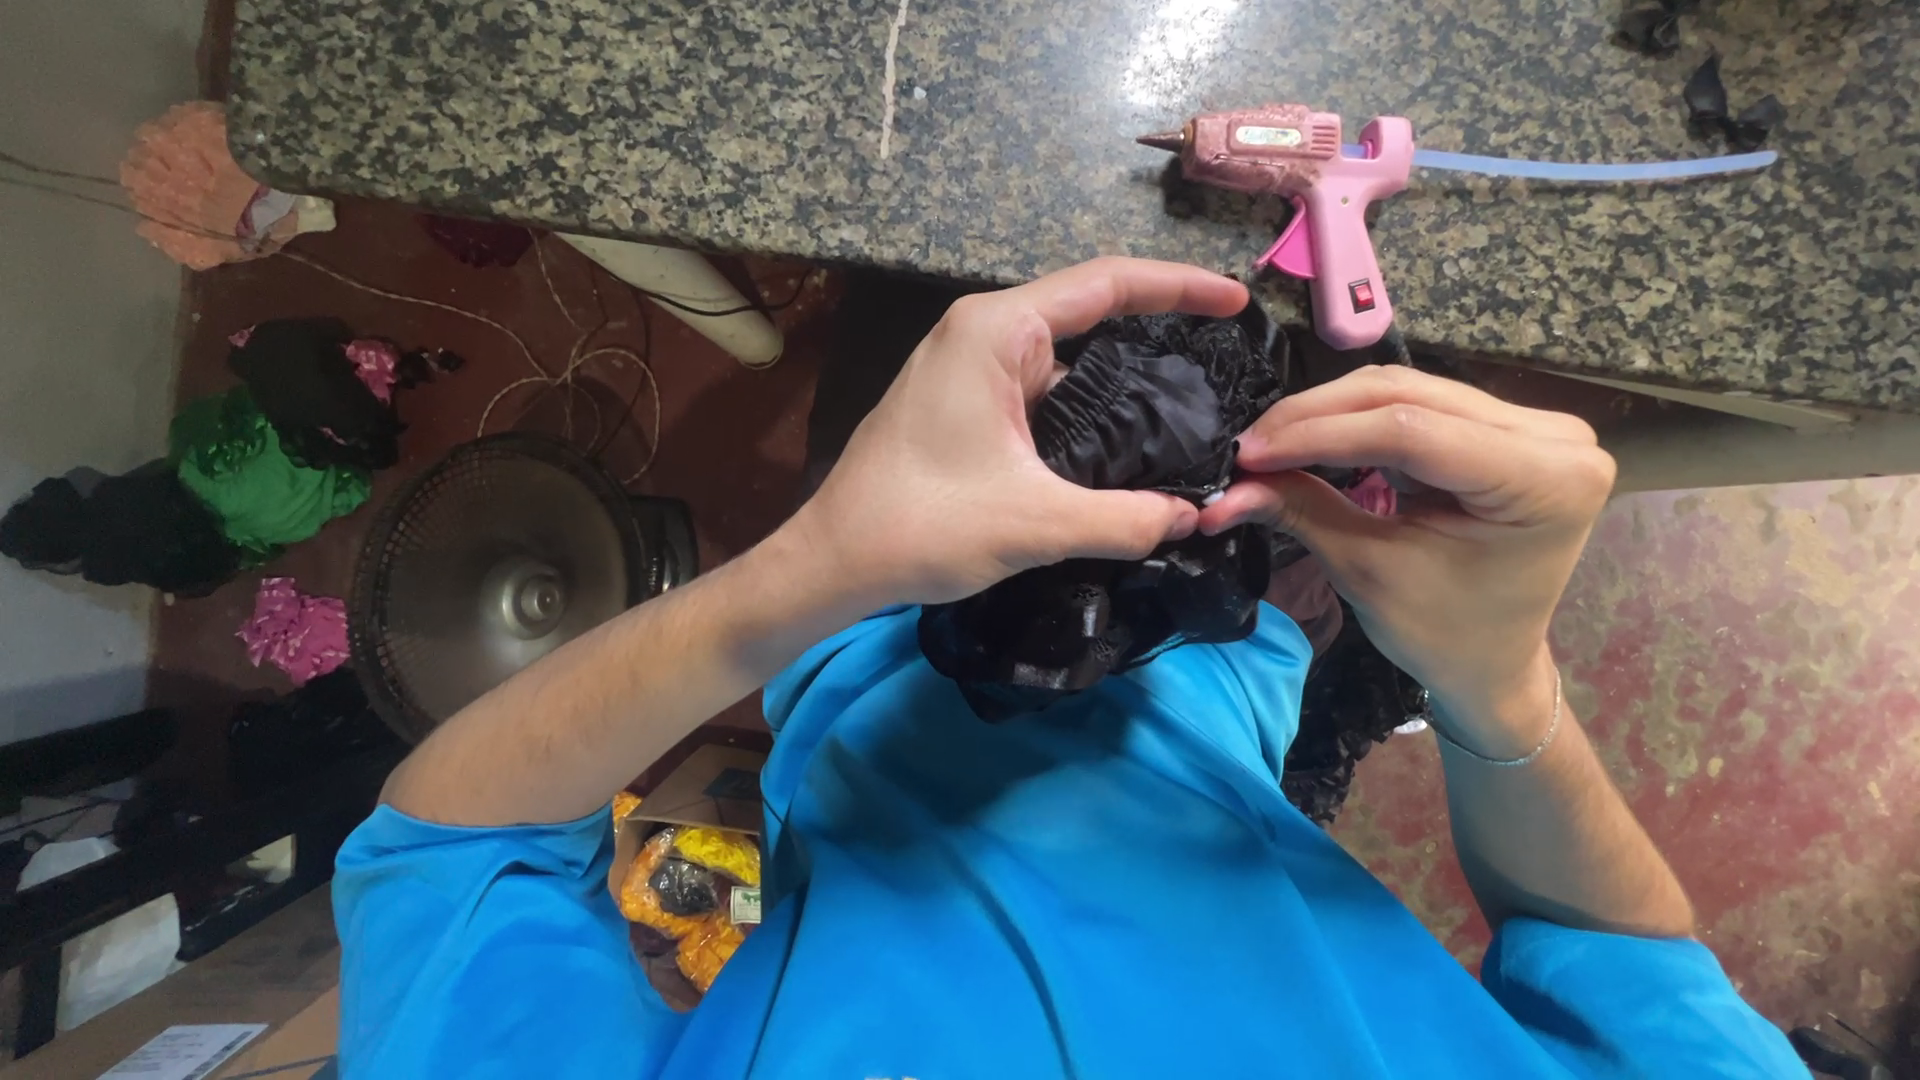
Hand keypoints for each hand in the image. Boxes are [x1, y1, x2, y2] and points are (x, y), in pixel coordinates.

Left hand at [787, 258, 1248, 606]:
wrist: (834, 560)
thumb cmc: (922, 526)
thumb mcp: (1035, 522)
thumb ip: (1125, 519)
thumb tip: (1191, 516)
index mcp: (997, 331)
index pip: (1106, 284)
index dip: (1179, 287)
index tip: (1237, 303)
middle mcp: (982, 336)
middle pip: (1089, 325)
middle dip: (1155, 353)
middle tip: (1216, 392)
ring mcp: (967, 371)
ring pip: (1064, 371)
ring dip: (1114, 400)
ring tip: (1181, 432)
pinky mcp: (961, 407)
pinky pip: (1037, 400)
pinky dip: (1078, 423)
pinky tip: (1114, 458)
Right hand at [1196, 366, 1614, 756]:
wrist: (1490, 660)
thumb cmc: (1440, 632)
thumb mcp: (1365, 570)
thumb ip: (1300, 511)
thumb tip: (1222, 491)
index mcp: (1544, 479)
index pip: (1410, 431)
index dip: (1318, 436)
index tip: (1247, 454)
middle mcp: (1553, 434)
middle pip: (1406, 396)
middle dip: (1312, 417)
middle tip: (1246, 446)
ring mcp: (1530, 423)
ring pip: (1403, 389)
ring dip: (1323, 411)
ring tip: (1267, 441)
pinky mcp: (1499, 425)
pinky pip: (1411, 402)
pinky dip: (1349, 417)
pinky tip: (1305, 434)